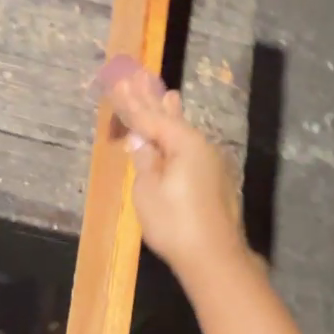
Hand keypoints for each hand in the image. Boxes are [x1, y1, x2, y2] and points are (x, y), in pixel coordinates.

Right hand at [107, 71, 247, 279]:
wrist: (212, 256)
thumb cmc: (175, 224)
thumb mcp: (149, 192)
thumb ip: (145, 162)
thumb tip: (140, 141)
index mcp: (183, 144)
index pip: (151, 119)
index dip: (133, 103)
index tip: (120, 82)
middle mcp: (200, 147)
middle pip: (170, 120)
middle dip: (152, 101)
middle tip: (139, 76)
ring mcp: (211, 164)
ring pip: (184, 133)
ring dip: (171, 116)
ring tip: (168, 95)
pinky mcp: (214, 182)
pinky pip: (190, 149)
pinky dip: (178, 138)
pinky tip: (178, 136)